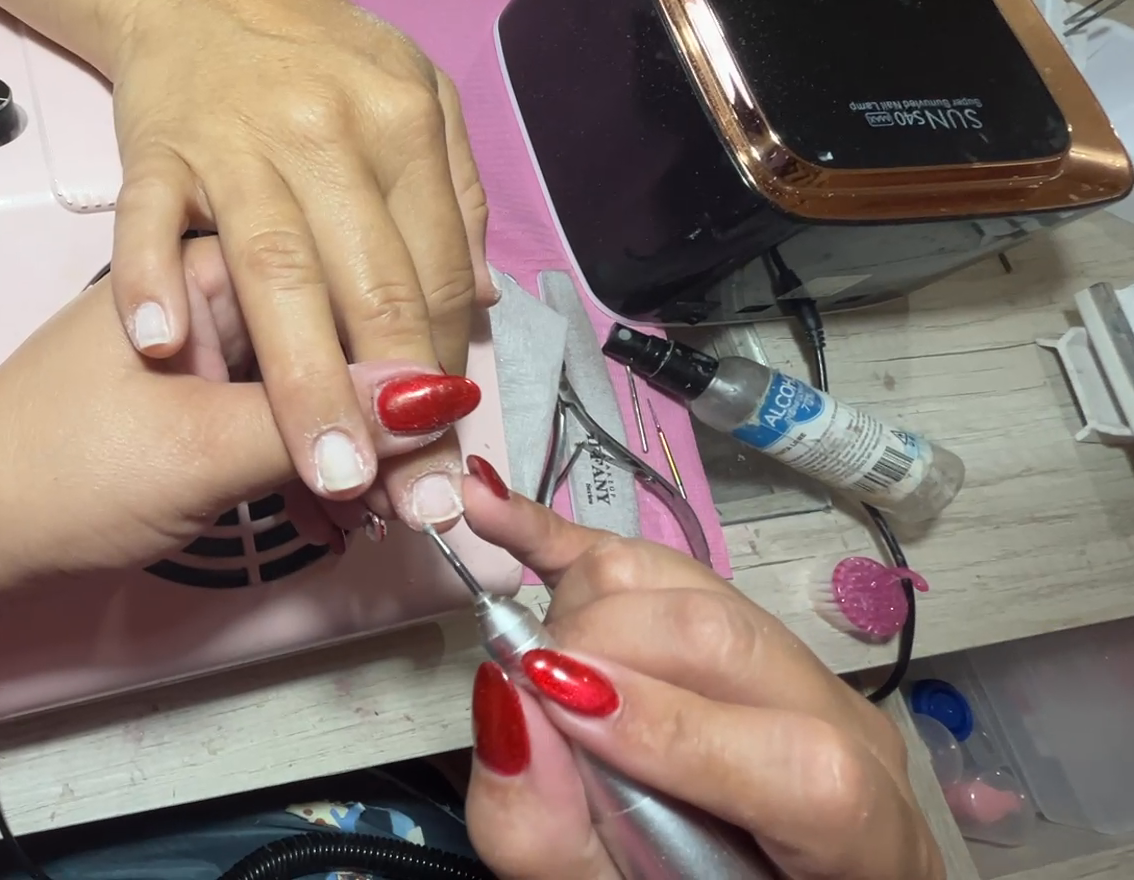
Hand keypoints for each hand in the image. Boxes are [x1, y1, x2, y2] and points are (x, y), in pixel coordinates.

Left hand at [0, 237, 478, 586]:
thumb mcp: (198, 447)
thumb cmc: (62, 474)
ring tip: (375, 520)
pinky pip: (279, 423)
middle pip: (332, 343)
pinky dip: (308, 468)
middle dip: (378, 428)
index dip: (401, 366)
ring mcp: (206, 350)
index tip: (444, 447)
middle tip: (414, 502)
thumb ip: (320, 418)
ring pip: (311, 391)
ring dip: (349, 457)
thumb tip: (435, 399)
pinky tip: (331, 517)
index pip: (338, 288)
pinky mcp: (200, 402)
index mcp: (206, 263)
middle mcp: (212, 293)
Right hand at [109, 0, 494, 533]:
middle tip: (407, 499)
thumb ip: (448, 197)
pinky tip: (162, 349)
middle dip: (391, 399)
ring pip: (276, 269)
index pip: (433, 269)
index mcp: (400, 123)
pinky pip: (148, 222)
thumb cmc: (308, 58)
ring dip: (301, 377)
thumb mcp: (405, 100)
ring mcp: (233, 142)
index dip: (439, 367)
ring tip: (325, 472)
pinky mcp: (154, 153)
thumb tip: (474, 301)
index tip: (440, 447)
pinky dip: (151, 281)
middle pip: (368, 281)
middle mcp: (325, 131)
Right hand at [456, 460, 943, 878]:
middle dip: (593, 650)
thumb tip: (509, 703)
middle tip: (530, 691)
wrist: (718, 857)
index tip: (554, 704)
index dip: (670, 729)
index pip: (805, 765)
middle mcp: (835, 720)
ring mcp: (771, 644)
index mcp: (862, 838)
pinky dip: (541, 526)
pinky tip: (486, 504)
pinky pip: (619, 548)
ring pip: (663, 574)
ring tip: (538, 667)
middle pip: (716, 635)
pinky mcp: (698, 598)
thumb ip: (549, 835)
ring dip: (573, 609)